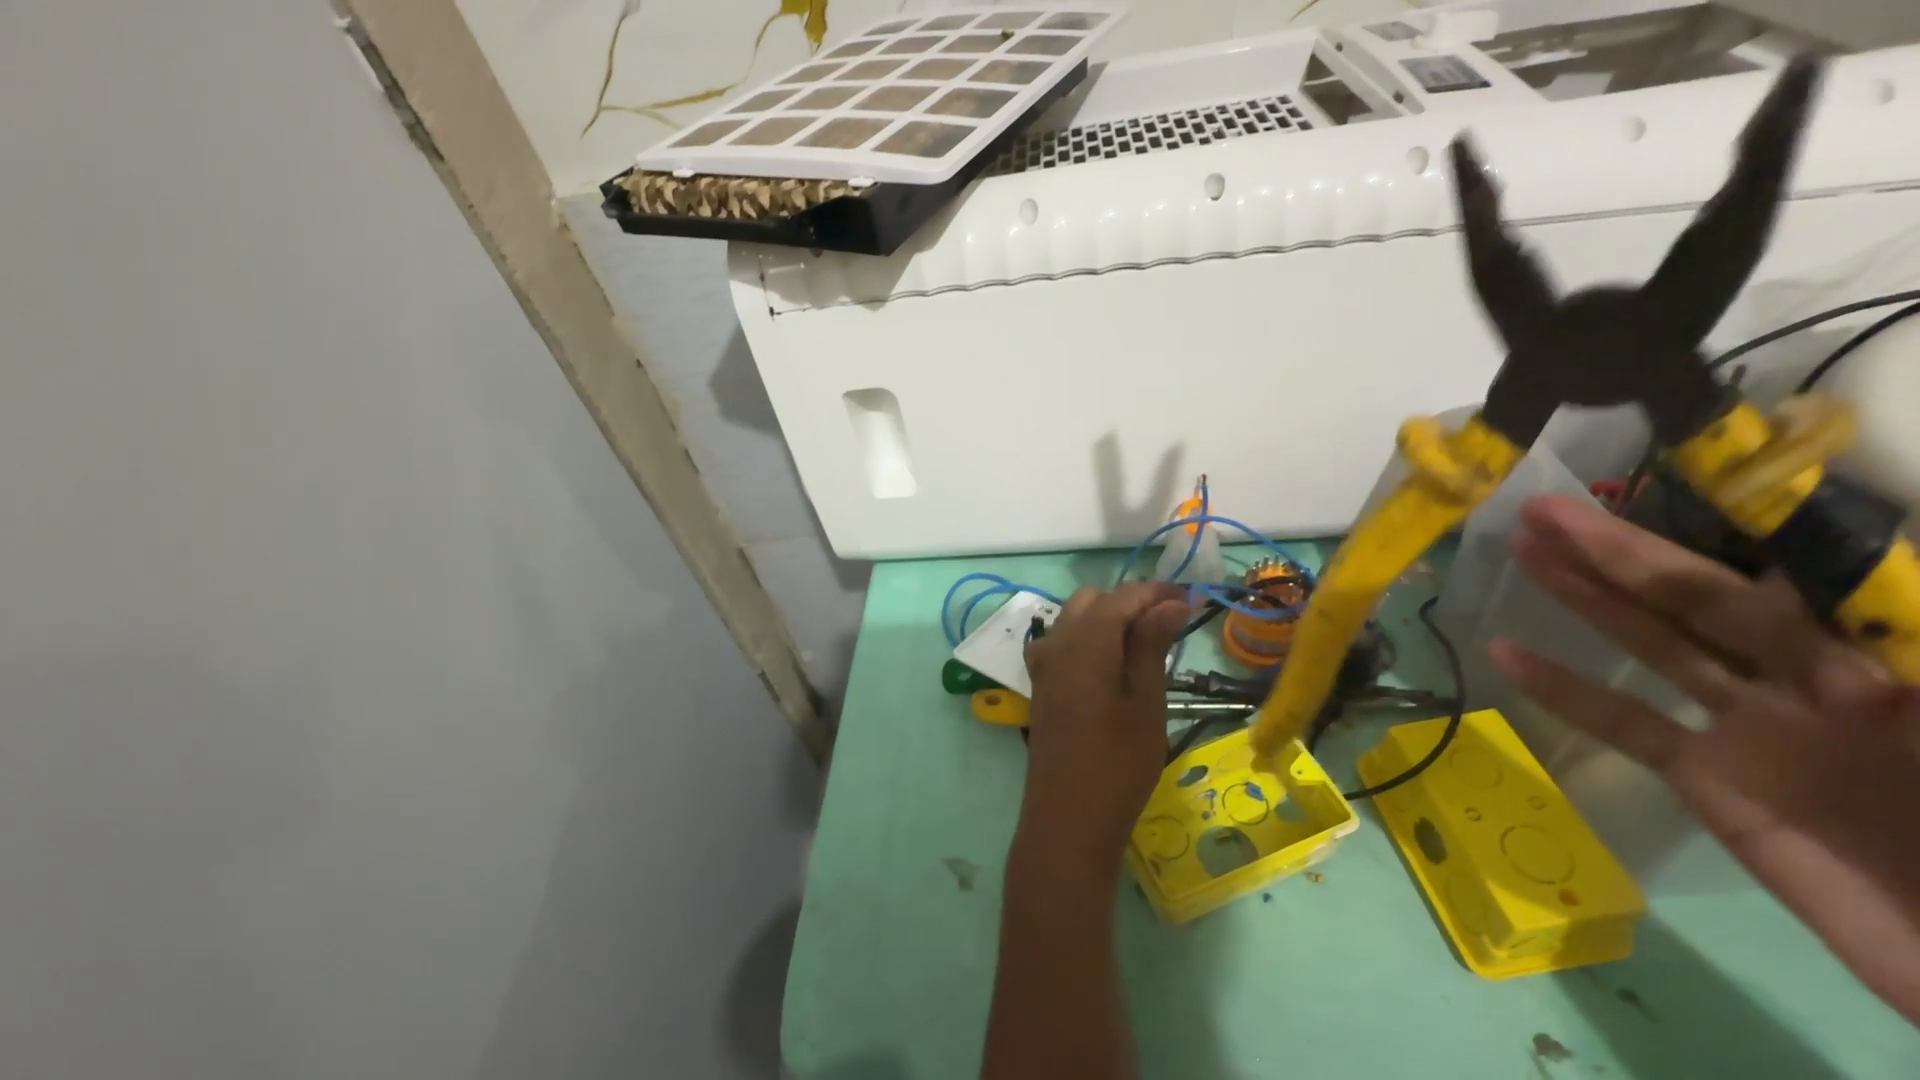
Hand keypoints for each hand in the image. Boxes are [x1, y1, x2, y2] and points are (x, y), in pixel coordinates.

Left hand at [1018, 582, 1188, 870]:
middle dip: (1132, 602)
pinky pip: (1063, 643)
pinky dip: (1090, 639)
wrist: (1067, 821)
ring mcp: (1043, 666)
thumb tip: (1170, 603)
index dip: (1157, 593)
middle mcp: (1056, 644)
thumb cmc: (1118, 765)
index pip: (1122, 597)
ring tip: (1148, 644)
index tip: (1192, 601)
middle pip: (1094, 601)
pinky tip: (1114, 664)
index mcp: (1084, 643)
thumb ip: (1152, 647)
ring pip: (1075, 619)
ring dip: (1109, 619)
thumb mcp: (1146, 704)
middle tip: (1172, 624)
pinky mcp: (1040, 687)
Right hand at [1490, 495, 1919, 1024]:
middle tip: (1547, 508)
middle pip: (1701, 593)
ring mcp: (1754, 725)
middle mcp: (1814, 672)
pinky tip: (1505, 652)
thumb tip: (1827, 554)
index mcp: (1882, 646)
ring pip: (1654, 641)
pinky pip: (1624, 723)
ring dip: (1585, 593)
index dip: (1722, 517)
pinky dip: (1562, 688)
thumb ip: (1897, 620)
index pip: (1789, 564)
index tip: (1666, 473)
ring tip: (1524, 547)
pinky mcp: (1707, 778)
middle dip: (1623, 548)